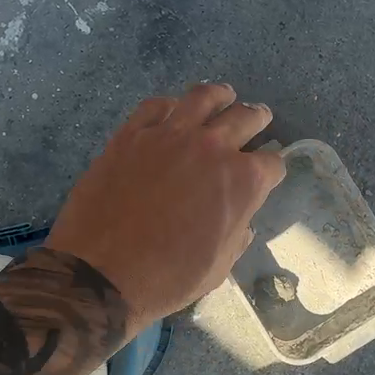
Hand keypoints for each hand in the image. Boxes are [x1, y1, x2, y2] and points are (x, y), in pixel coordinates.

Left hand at [45, 83, 285, 330]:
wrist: (102, 273)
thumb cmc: (168, 278)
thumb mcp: (220, 265)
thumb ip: (237, 232)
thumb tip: (240, 218)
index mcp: (242, 182)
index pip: (271, 163)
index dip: (272, 170)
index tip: (267, 174)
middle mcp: (211, 147)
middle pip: (244, 118)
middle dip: (256, 118)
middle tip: (258, 118)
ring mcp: (168, 135)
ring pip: (202, 98)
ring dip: (219, 96)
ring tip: (223, 96)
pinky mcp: (131, 135)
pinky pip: (155, 106)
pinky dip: (170, 105)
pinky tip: (173, 109)